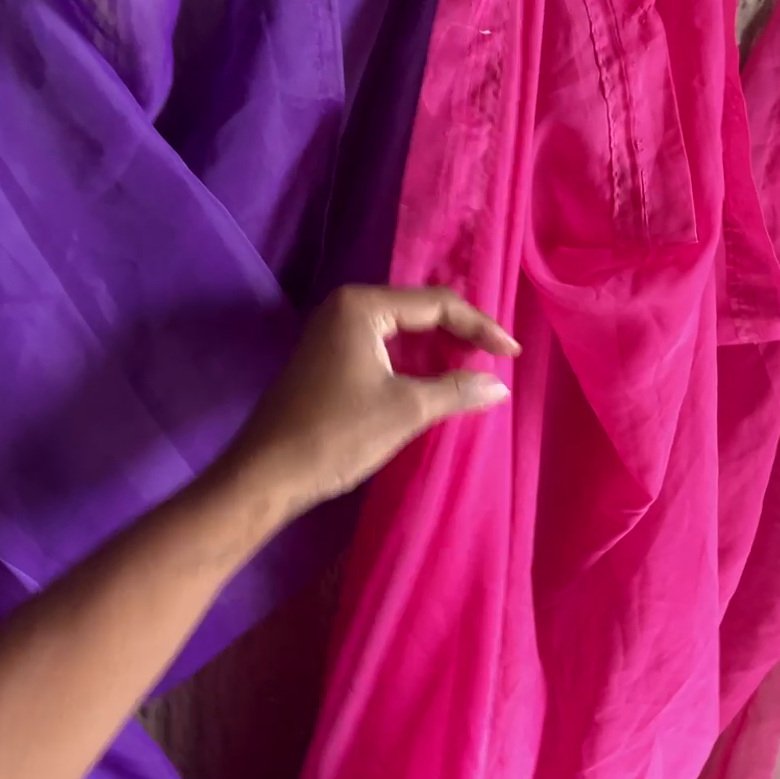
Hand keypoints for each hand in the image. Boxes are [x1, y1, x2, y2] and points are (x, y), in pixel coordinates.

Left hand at [223, 285, 519, 515]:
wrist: (266, 474)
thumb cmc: (336, 435)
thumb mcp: (405, 409)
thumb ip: (456, 390)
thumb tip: (499, 384)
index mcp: (362, 306)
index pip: (436, 304)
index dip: (480, 327)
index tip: (513, 354)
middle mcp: (346, 306)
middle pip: (418, 311)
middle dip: (459, 334)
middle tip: (496, 360)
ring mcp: (333, 331)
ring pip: (401, 330)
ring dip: (437, 348)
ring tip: (473, 369)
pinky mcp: (328, 356)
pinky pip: (383, 346)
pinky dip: (412, 361)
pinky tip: (433, 379)